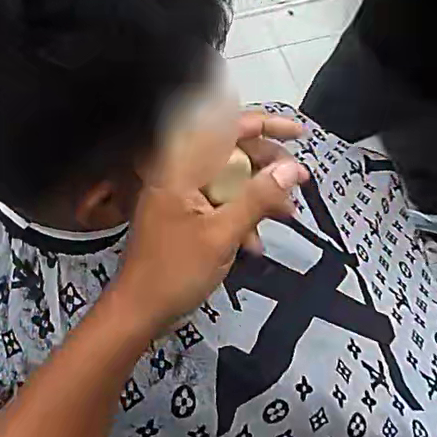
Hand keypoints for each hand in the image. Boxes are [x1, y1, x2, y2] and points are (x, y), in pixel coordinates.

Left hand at [110, 112, 308, 330]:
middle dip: (269, 166)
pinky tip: (255, 240)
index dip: (266, 125)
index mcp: (182, 169)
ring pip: (231, 180)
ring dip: (259, 195)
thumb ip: (259, 198)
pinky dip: (242, 215)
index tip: (298, 135)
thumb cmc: (172, 274)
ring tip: (285, 214)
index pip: (227, 128)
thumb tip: (291, 169)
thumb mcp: (224, 234)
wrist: (139, 311)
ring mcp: (182, 195)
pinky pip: (221, 202)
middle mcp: (180, 174)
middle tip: (296, 182)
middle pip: (233, 153)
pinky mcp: (186, 215)